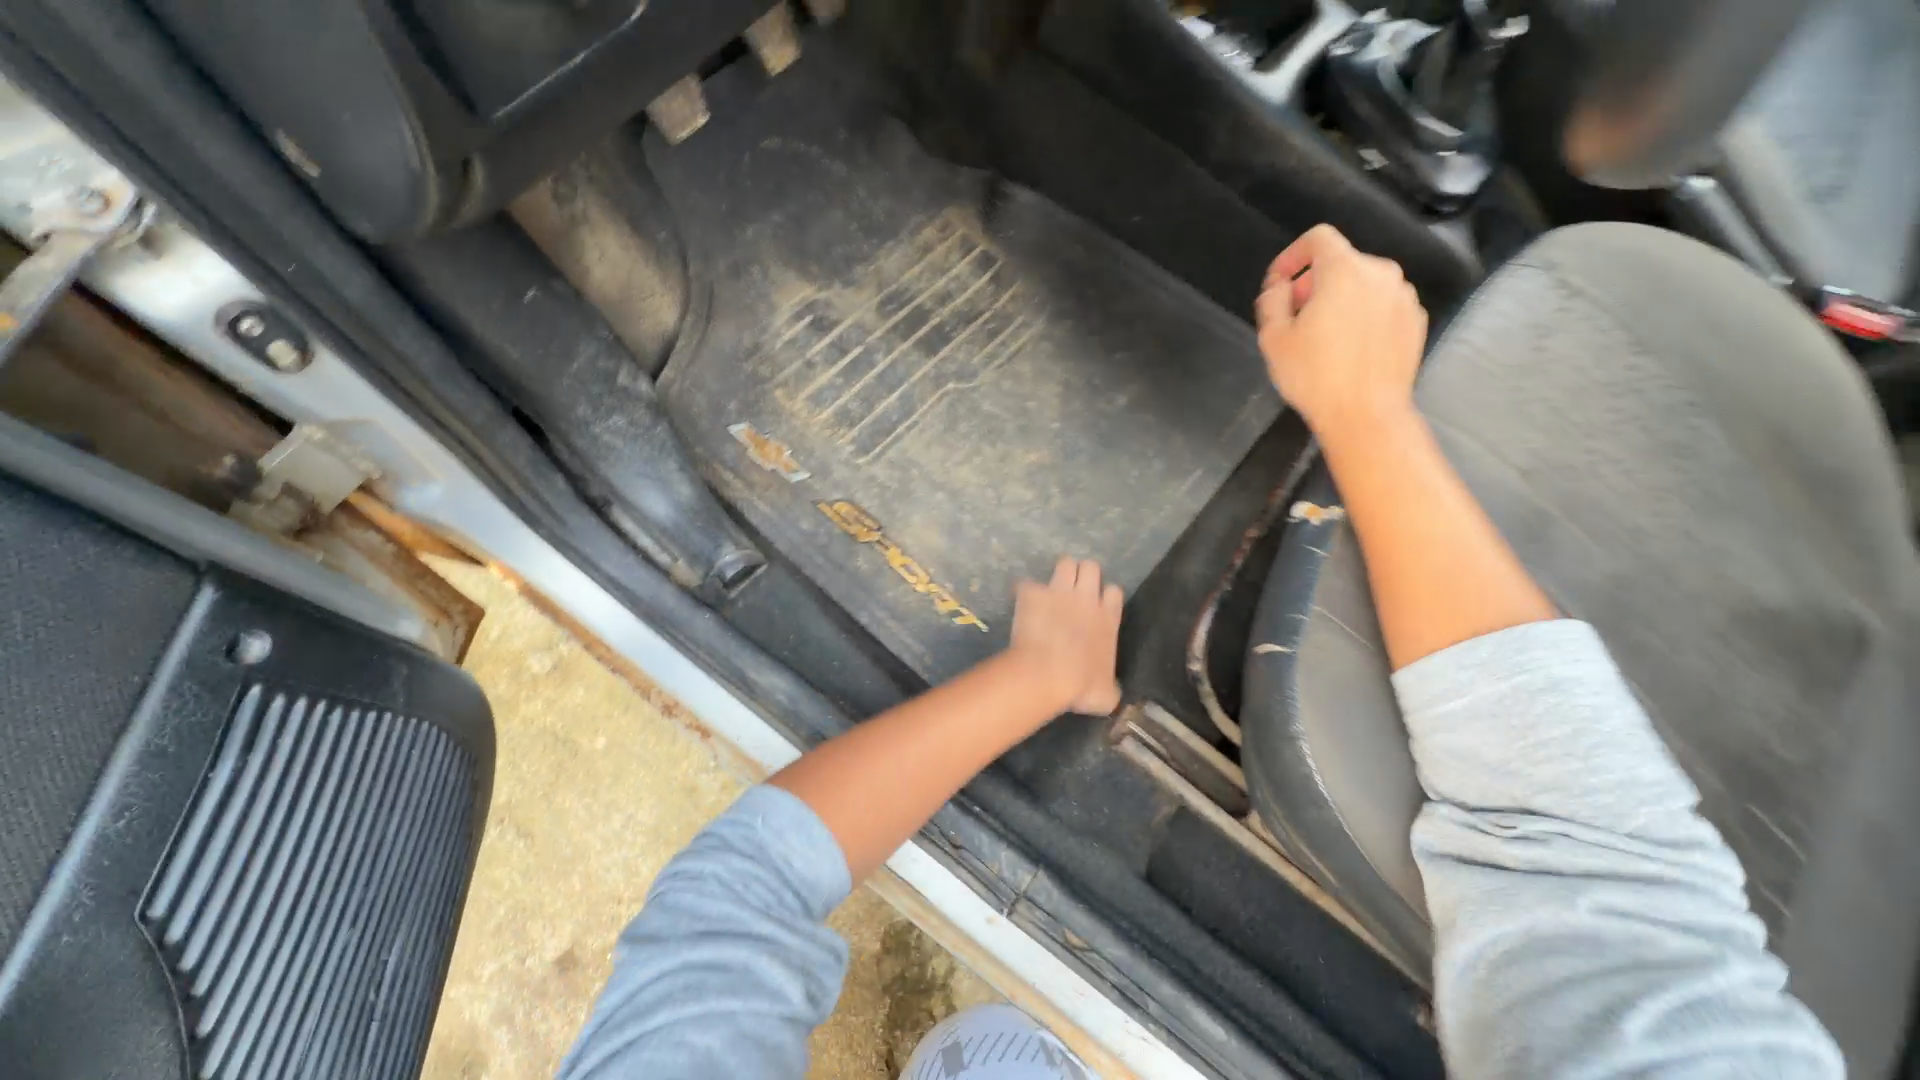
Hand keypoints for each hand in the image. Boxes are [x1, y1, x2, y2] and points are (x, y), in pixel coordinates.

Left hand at [1008, 558, 1123, 715]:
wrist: (1047, 675)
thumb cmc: (1081, 686)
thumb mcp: (1106, 694)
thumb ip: (1111, 687)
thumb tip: (1111, 691)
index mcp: (1108, 618)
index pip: (1114, 591)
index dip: (1105, 596)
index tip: (1096, 607)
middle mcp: (1087, 598)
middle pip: (1091, 567)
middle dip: (1082, 575)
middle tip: (1072, 592)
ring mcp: (1059, 592)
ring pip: (1065, 563)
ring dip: (1059, 574)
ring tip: (1050, 589)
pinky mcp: (1033, 593)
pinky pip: (1027, 583)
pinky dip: (1024, 591)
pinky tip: (1022, 602)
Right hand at [1255, 224, 1428, 440]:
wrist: (1366, 414)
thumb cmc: (1315, 376)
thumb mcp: (1274, 338)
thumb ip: (1272, 300)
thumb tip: (1280, 286)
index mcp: (1344, 271)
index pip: (1318, 238)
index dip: (1293, 255)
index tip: (1280, 282)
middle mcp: (1380, 274)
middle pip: (1341, 262)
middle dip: (1314, 282)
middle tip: (1296, 316)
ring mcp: (1403, 297)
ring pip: (1364, 284)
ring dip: (1340, 299)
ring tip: (1324, 335)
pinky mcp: (1416, 321)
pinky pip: (1383, 305)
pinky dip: (1364, 315)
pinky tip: (1351, 347)